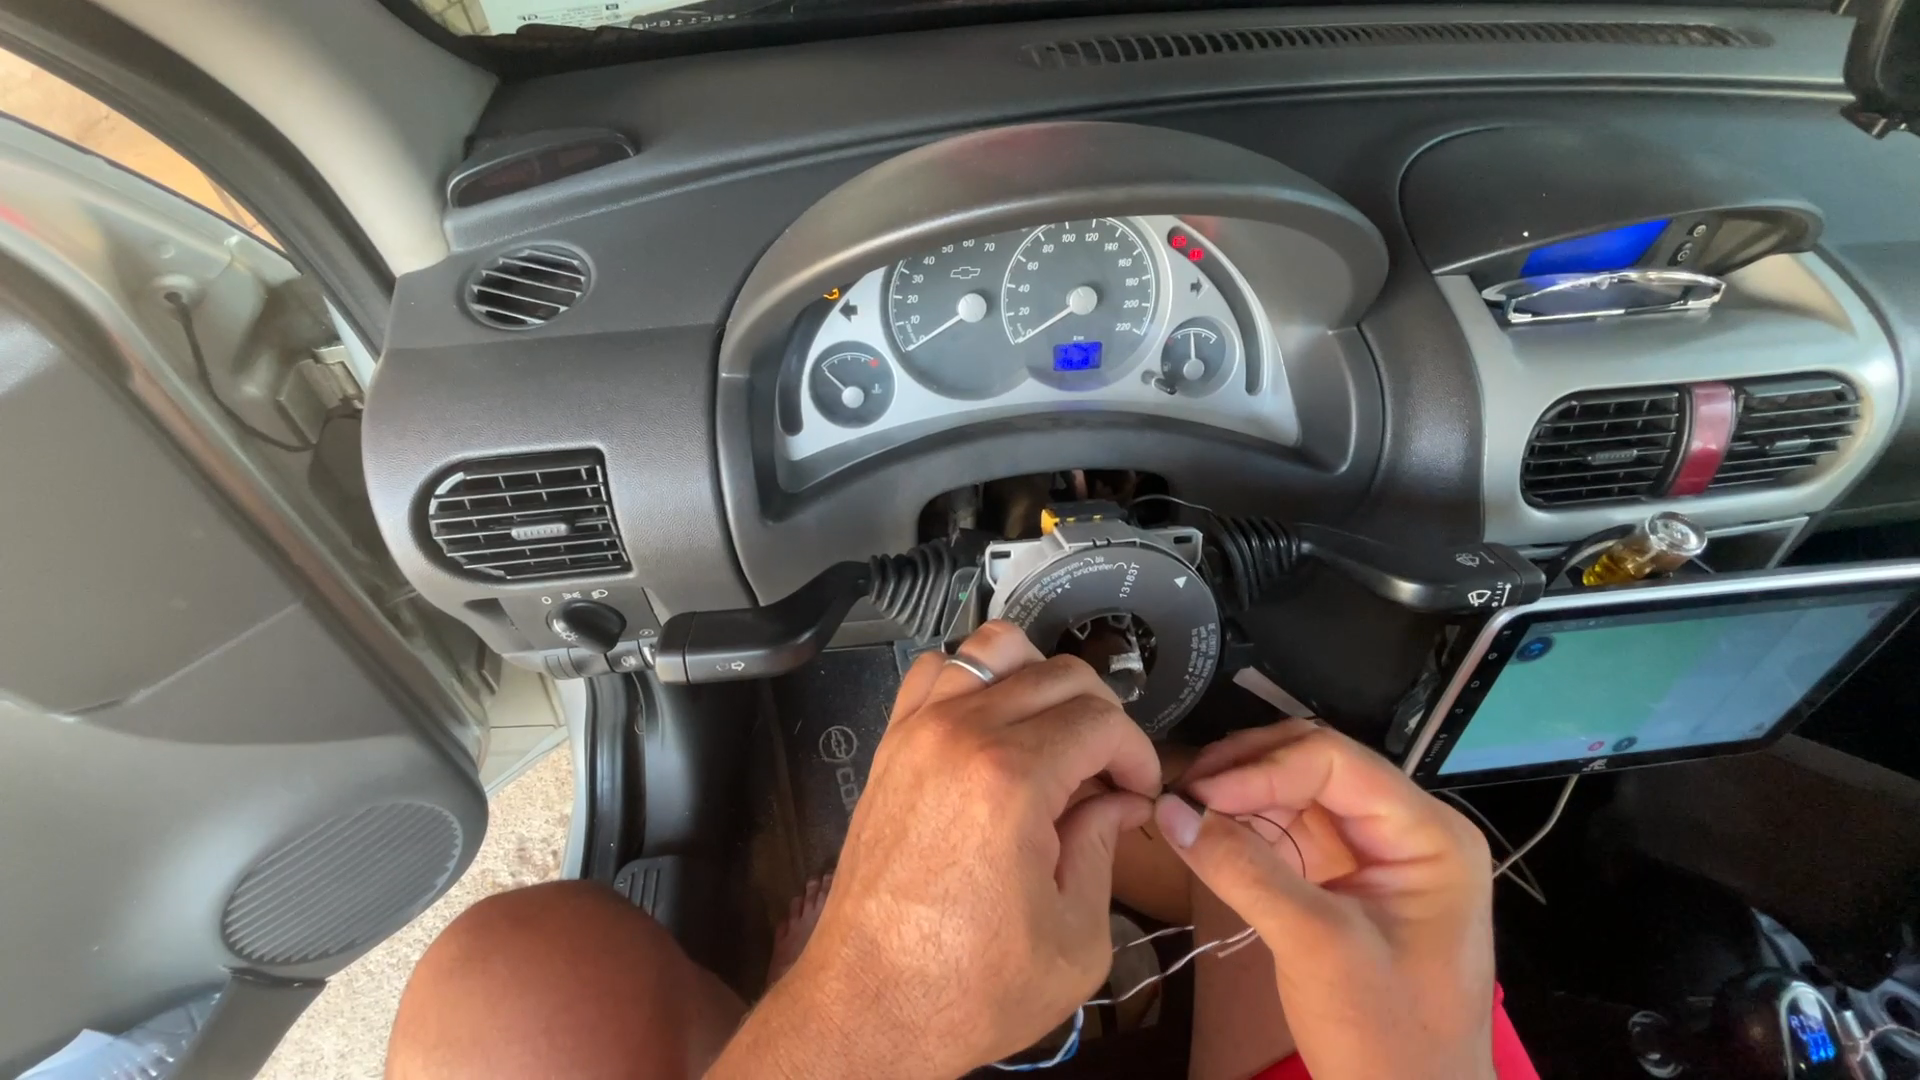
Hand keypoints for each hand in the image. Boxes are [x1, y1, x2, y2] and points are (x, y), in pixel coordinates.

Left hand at [708, 621, 1160, 1079]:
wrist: (867, 1000)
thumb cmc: (969, 985)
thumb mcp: (1074, 938)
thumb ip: (1105, 846)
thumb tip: (1120, 798)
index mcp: (1013, 778)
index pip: (1102, 720)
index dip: (1137, 752)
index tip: (1139, 790)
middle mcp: (963, 733)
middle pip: (1060, 675)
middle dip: (1103, 716)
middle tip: (1107, 771)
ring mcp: (920, 728)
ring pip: (996, 647)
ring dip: (1040, 676)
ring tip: (1053, 731)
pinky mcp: (892, 741)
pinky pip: (937, 669)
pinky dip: (975, 677)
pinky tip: (991, 723)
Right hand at [1155, 720, 1496, 1079]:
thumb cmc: (1387, 1040)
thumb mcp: (1316, 947)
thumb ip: (1242, 870)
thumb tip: (1166, 809)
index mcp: (1426, 833)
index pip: (1332, 761)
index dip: (1259, 768)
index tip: (1196, 796)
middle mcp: (1403, 824)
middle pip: (1311, 761)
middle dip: (1244, 769)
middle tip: (1184, 792)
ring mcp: (1370, 846)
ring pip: (1292, 784)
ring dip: (1237, 790)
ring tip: (1186, 808)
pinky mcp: (1339, 870)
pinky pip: (1284, 821)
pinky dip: (1242, 820)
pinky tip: (1207, 831)